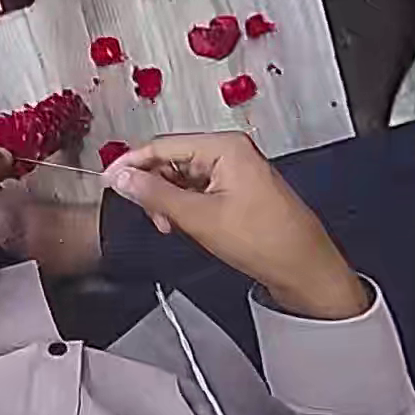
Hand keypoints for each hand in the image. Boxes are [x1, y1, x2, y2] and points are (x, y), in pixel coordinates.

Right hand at [103, 133, 368, 319]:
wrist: (304, 269)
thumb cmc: (264, 240)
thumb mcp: (199, 217)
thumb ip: (154, 194)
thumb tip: (122, 178)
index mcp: (224, 146)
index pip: (163, 146)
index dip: (132, 164)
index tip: (109, 181)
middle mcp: (228, 150)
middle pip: (171, 159)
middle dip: (153, 186)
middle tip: (148, 214)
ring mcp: (233, 168)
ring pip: (181, 176)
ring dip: (167, 199)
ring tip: (169, 225)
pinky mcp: (235, 186)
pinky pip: (196, 188)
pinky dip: (183, 205)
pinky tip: (182, 224)